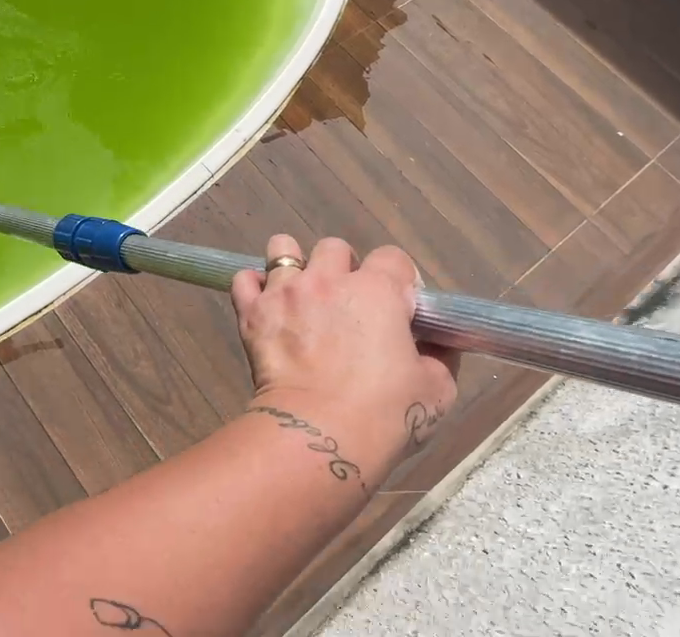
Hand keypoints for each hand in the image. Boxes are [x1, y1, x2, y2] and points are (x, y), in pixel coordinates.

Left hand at [231, 235, 458, 470]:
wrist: (320, 430)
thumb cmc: (386, 412)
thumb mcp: (436, 386)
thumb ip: (436, 353)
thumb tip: (431, 341)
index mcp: (376, 291)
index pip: (392, 258)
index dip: (398, 279)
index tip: (398, 305)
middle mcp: (326, 280)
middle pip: (334, 248)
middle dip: (344, 267)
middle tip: (347, 301)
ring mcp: (283, 291)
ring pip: (282, 248)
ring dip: (293, 264)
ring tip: (301, 291)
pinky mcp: (251, 309)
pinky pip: (243, 278)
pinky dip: (254, 286)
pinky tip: (266, 303)